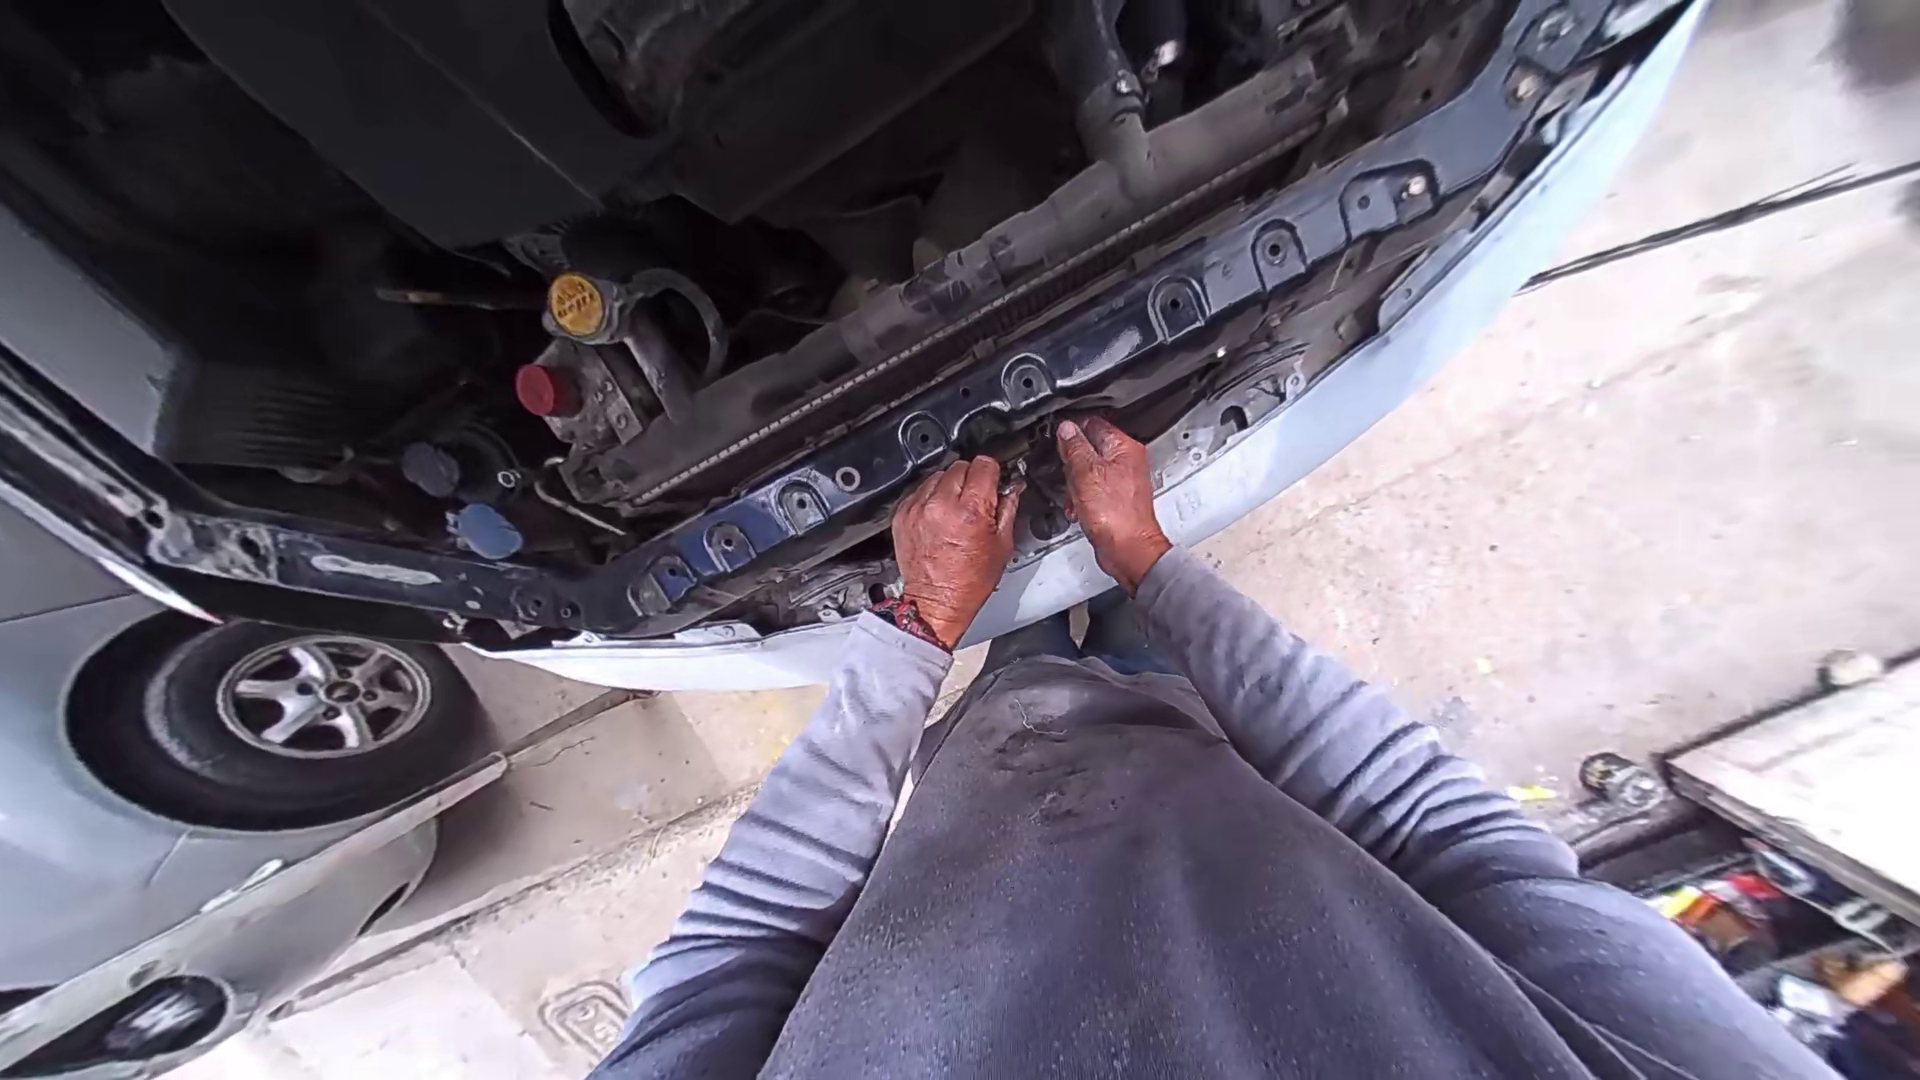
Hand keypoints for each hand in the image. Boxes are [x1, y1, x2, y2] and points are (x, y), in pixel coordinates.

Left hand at [891, 456, 1024, 647]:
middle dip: (971, 479)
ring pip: (937, 475)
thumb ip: (1008, 508)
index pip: (983, 465)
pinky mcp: (902, 515)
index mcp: (970, 511)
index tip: (993, 481)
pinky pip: (918, 490)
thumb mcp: (1003, 545)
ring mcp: (918, 508)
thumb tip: (1011, 487)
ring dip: (948, 486)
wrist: (936, 602)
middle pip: (959, 466)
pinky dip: (930, 497)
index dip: (992, 472)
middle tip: (975, 500)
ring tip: (955, 510)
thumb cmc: (969, 581)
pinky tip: (938, 516)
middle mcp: (941, 505)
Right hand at [1056, 417, 1171, 592]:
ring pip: (1087, 471)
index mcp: (1124, 448)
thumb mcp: (1086, 474)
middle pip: (1088, 448)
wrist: (1127, 549)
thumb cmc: (1116, 516)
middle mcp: (1126, 462)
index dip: (1072, 431)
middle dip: (1072, 463)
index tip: (1059, 443)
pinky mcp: (1114, 499)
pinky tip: (1077, 507)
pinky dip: (1080, 498)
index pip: (1093, 423)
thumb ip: (1075, 448)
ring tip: (1074, 496)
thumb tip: (1066, 429)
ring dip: (1074, 484)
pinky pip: (1090, 490)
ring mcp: (1120, 481)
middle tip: (1070, 477)